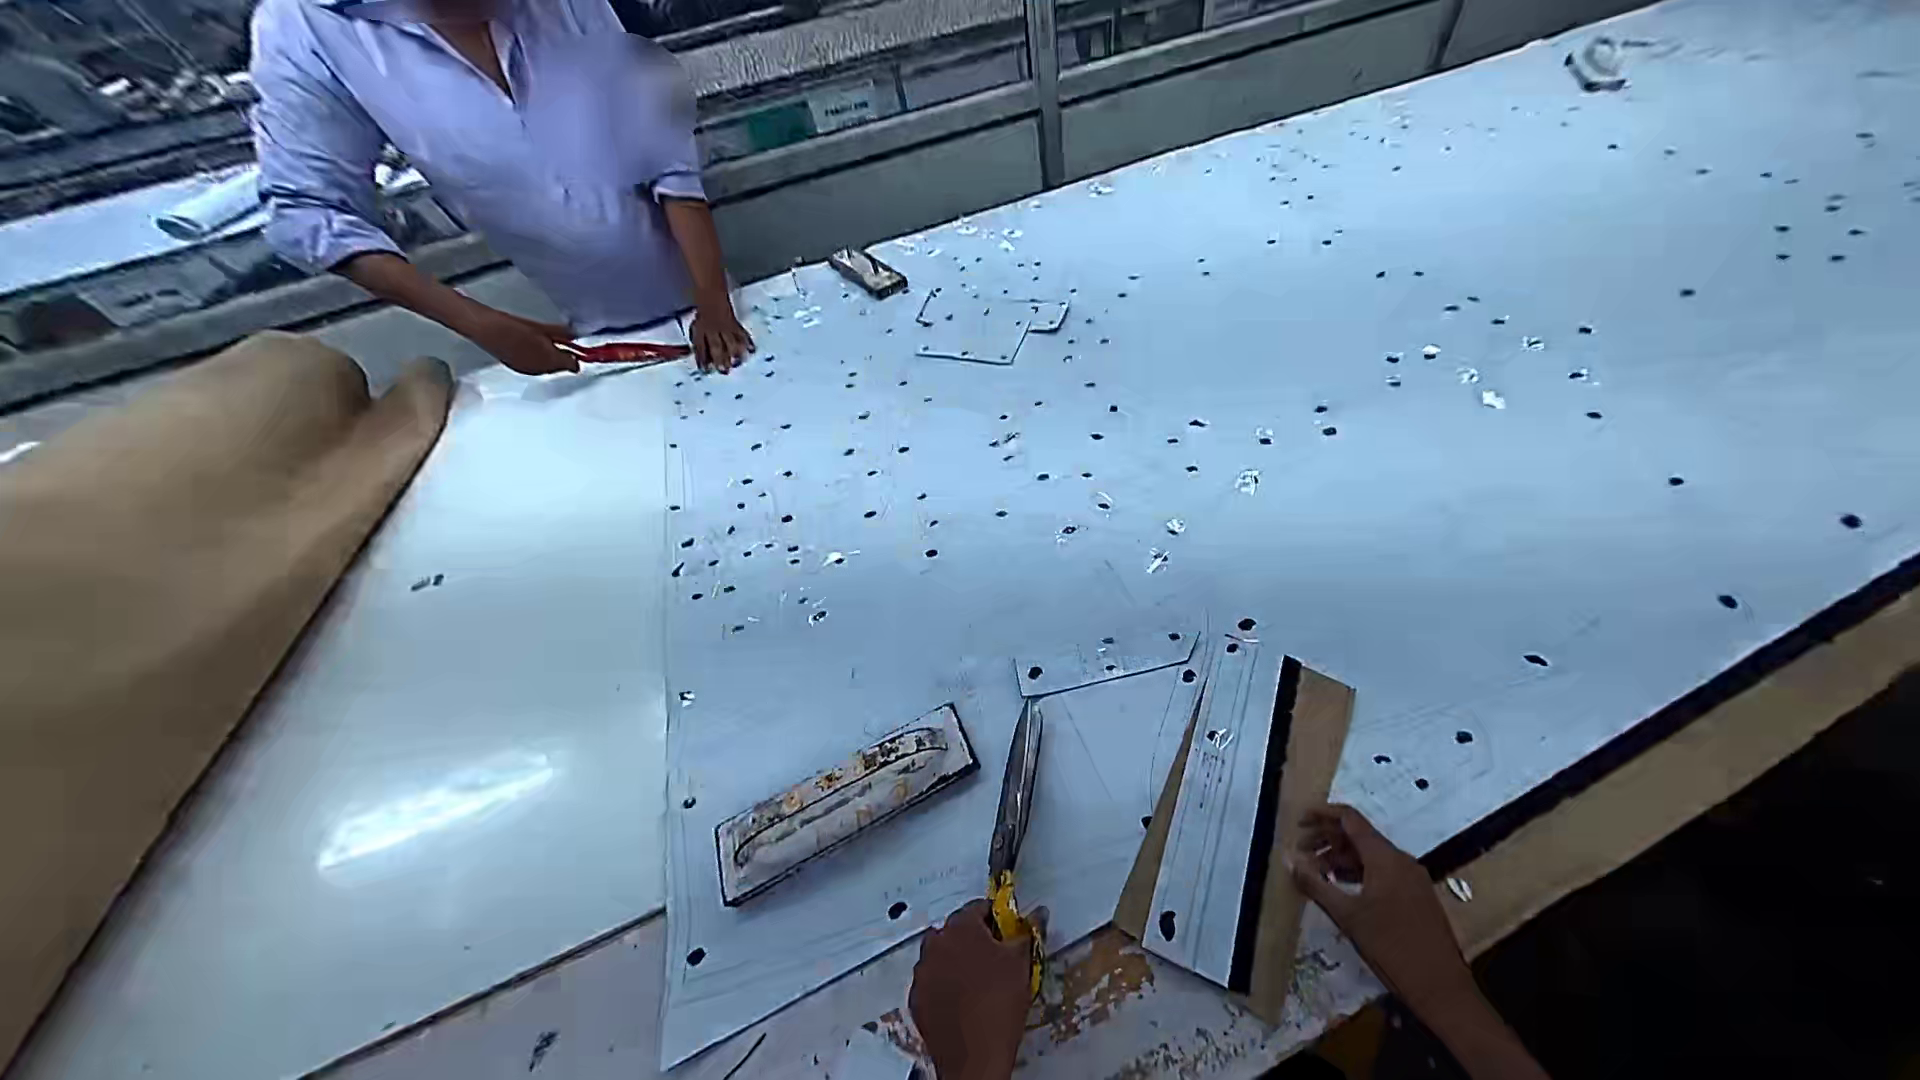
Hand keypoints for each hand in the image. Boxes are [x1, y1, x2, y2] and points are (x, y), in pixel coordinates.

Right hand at [465, 307, 578, 375]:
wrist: (482, 328)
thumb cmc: (511, 325)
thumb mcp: (540, 327)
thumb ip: (560, 333)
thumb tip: (573, 334)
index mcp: (550, 360)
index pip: (572, 365)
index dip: (576, 358)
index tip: (577, 351)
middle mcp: (541, 370)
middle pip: (560, 368)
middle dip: (562, 358)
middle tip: (560, 344)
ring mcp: (528, 371)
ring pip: (548, 369)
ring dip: (549, 360)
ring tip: (543, 344)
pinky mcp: (517, 369)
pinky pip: (535, 367)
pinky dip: (537, 360)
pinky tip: (531, 349)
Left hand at [689, 297, 753, 374]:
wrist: (710, 295)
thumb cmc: (704, 315)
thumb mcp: (696, 328)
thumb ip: (700, 343)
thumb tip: (703, 360)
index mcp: (701, 330)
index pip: (700, 346)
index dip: (702, 359)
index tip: (705, 370)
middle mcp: (713, 329)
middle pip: (716, 345)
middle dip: (720, 358)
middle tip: (724, 370)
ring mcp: (725, 326)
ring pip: (730, 340)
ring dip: (734, 352)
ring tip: (738, 362)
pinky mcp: (735, 324)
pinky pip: (742, 334)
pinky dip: (747, 342)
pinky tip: (751, 350)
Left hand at [909, 899, 1043, 1079]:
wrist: (975, 1059)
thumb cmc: (1000, 1003)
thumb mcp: (1021, 963)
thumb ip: (1027, 932)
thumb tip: (1038, 912)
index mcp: (961, 927)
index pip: (978, 907)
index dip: (995, 918)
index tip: (1007, 934)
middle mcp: (935, 942)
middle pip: (956, 929)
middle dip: (973, 938)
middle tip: (993, 958)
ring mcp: (922, 971)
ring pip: (940, 954)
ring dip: (954, 959)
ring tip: (975, 981)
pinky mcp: (916, 998)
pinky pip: (930, 981)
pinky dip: (942, 984)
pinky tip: (959, 1000)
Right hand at [1289, 804, 1472, 1011]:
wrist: (1443, 992)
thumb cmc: (1391, 947)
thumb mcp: (1346, 915)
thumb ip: (1314, 883)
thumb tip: (1289, 859)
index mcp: (1385, 858)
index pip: (1349, 818)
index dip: (1321, 814)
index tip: (1298, 821)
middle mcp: (1401, 861)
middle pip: (1358, 835)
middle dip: (1326, 839)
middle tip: (1301, 851)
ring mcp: (1412, 879)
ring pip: (1369, 854)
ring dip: (1340, 858)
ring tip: (1315, 872)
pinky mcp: (1417, 897)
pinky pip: (1381, 871)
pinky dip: (1357, 872)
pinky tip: (1340, 888)